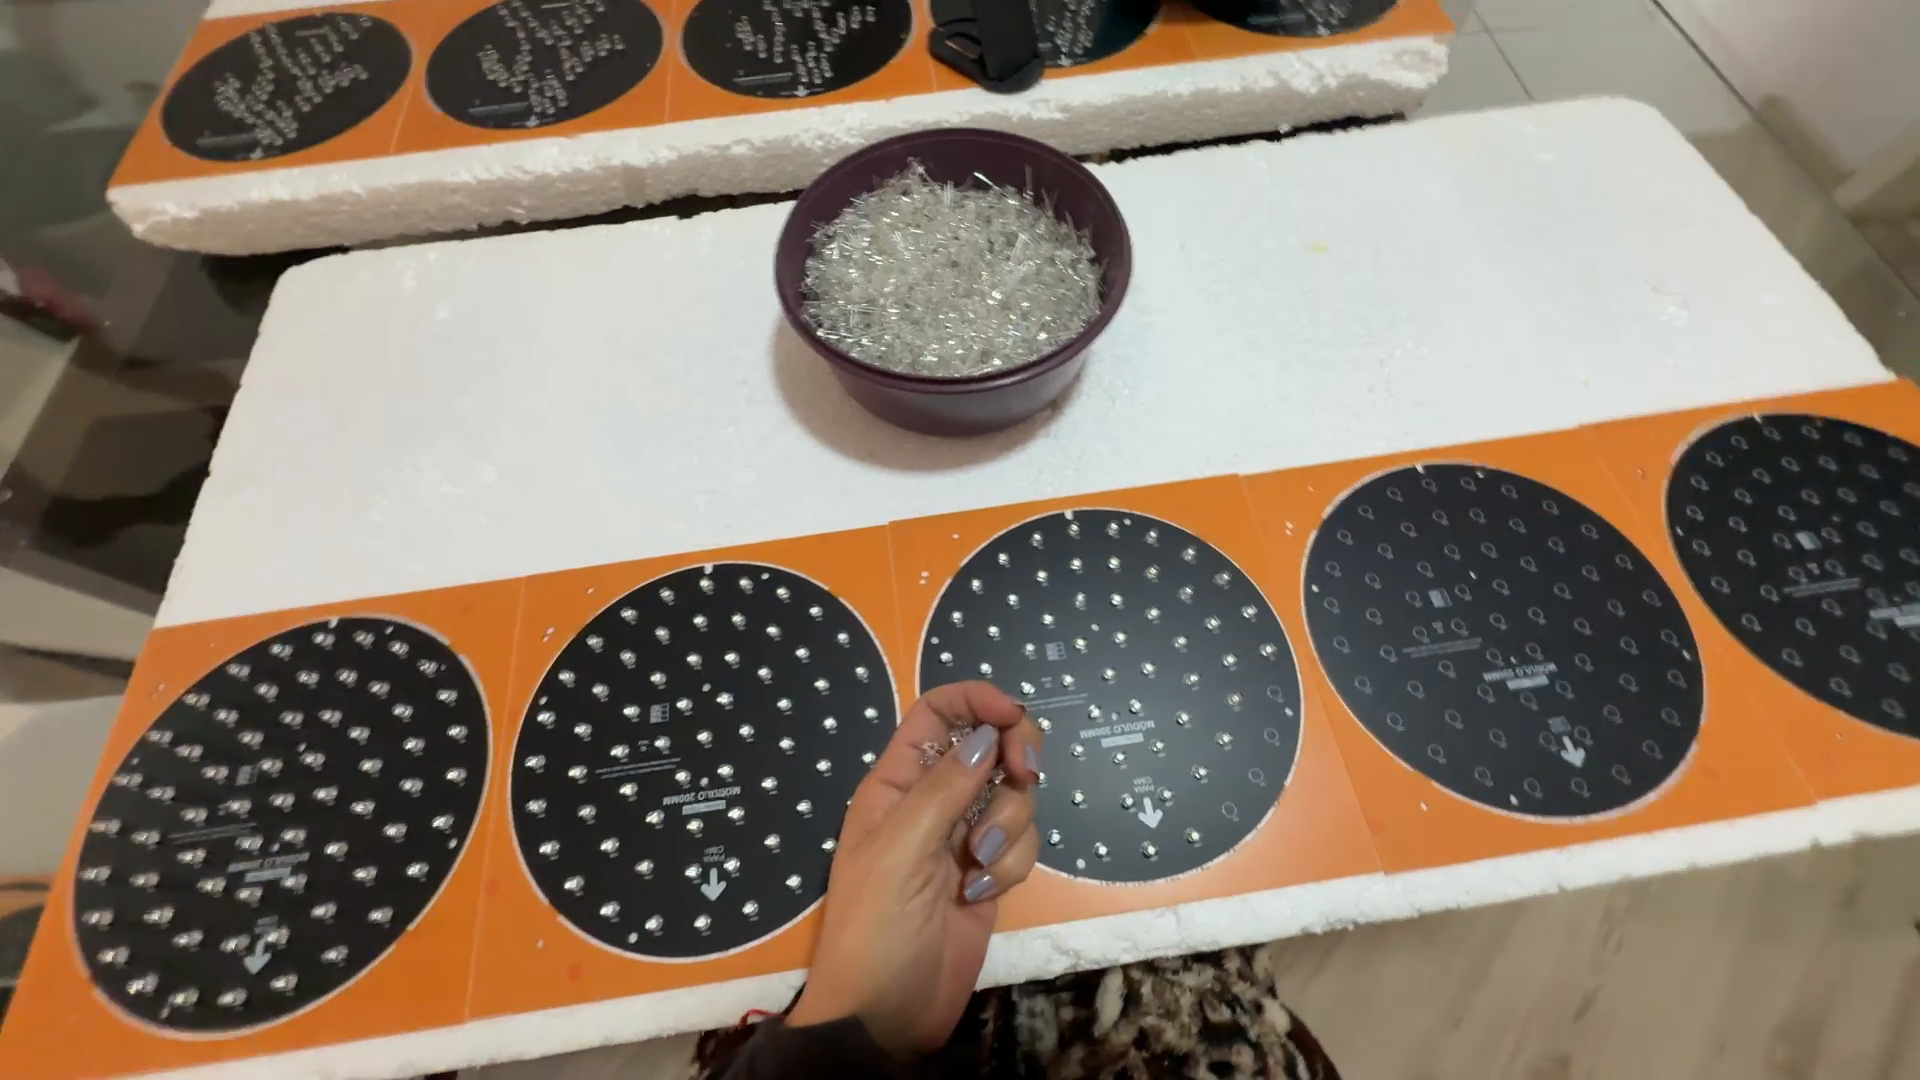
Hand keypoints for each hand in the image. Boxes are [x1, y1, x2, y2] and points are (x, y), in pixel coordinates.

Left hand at [786, 681, 1042, 1056]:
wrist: (886, 1016)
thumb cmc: (875, 926)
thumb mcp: (899, 850)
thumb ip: (943, 788)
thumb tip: (986, 734)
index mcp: (899, 779)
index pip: (938, 713)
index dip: (975, 699)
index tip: (1012, 714)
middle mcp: (936, 797)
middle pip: (991, 743)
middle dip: (1014, 754)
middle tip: (1024, 774)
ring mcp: (966, 832)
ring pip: (1014, 794)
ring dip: (1009, 824)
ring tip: (978, 865)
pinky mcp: (991, 869)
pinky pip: (1022, 842)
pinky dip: (1011, 864)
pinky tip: (980, 895)